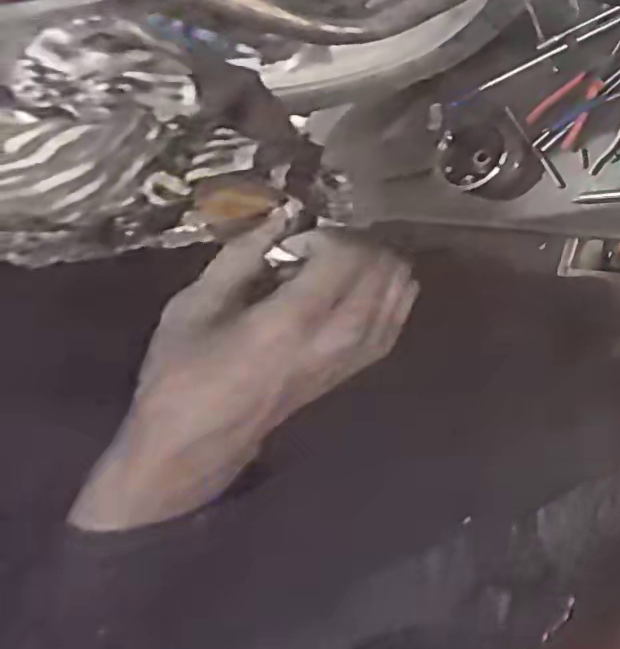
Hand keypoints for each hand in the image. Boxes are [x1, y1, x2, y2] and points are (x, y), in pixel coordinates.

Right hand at [69, 215, 417, 530]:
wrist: (208, 432)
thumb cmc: (187, 369)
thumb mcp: (195, 306)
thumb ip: (240, 256)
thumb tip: (278, 215)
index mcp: (300, 316)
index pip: (348, 252)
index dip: (322, 236)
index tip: (289, 246)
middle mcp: (349, 327)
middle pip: (383, 260)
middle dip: (350, 244)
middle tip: (311, 253)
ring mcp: (372, 341)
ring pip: (402, 276)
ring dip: (371, 261)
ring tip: (328, 271)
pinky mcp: (379, 350)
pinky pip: (403, 299)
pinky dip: (383, 282)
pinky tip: (346, 290)